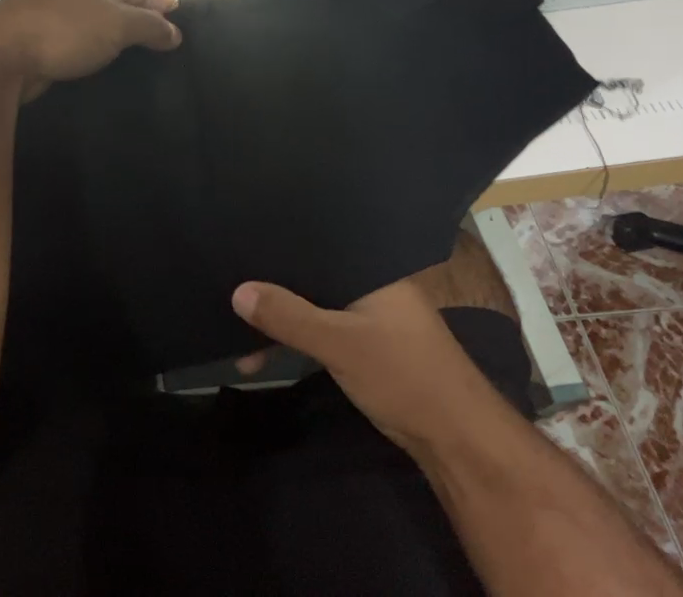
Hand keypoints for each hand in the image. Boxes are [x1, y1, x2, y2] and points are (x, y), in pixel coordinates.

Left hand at [0, 0, 181, 100]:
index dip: (167, 7)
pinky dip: (99, 52)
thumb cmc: (65, 29)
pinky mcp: (49, 33)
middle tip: (167, 57)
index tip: (181, 38)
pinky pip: (85, 40)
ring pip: (106, 23)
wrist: (1, 55)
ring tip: (144, 67)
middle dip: (146, 27)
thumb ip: (151, 26)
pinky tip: (111, 71)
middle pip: (127, 2)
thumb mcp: (118, 25)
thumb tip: (174, 33)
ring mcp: (62, 7)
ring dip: (122, 43)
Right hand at [231, 239, 508, 452]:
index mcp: (373, 272)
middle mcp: (372, 288)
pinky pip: (319, 333)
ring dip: (279, 321)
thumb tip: (237, 291)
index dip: (282, 246)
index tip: (240, 244)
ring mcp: (370, 319)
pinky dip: (293, 342)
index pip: (319, 245)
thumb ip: (289, 316)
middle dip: (273, 287)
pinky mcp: (366, 348)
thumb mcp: (339, 342)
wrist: (456, 437)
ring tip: (235, 333)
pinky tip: (260, 358)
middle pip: (312, 278)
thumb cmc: (403, 375)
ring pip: (313, 308)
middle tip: (226, 285)